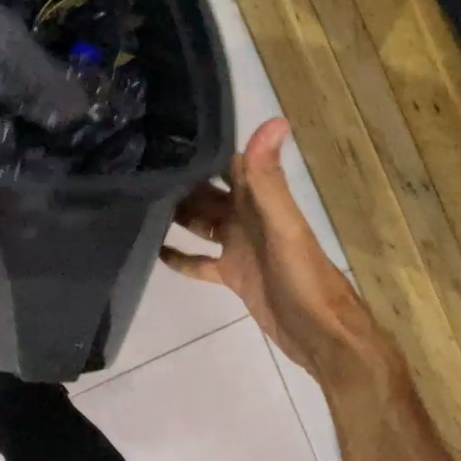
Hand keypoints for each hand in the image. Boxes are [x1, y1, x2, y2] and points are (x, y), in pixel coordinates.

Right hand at [161, 119, 382, 384]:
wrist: (325, 339)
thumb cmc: (305, 279)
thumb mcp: (284, 227)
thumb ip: (270, 179)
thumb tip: (274, 120)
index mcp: (260, 201)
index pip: (228, 163)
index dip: (200, 147)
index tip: (162, 131)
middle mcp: (248, 218)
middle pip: (208, 192)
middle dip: (179, 180)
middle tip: (135, 168)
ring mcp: (240, 247)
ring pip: (201, 222)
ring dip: (176, 213)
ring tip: (136, 201)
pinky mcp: (233, 275)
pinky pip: (200, 261)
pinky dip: (180, 256)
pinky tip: (154, 250)